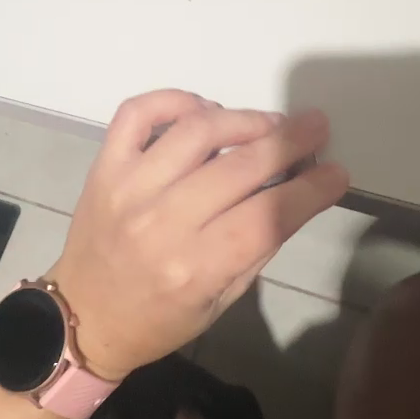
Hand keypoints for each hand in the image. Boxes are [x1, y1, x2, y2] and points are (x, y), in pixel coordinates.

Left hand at [46, 90, 348, 381]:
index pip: (267, 215)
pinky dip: (174, 99)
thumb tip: (297, 191)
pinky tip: (203, 110)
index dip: (311, 188)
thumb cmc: (159, 318)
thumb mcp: (221, 302)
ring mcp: (127, 187)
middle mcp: (160, 222)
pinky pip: (138, 113)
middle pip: (239, 166)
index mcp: (193, 268)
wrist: (83, 316)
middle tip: (314, 127)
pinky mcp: (104, 166)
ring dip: (242, 119)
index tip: (336, 171)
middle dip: (289, 140)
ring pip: (195, 131)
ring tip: (268, 122)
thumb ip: (258, 246)